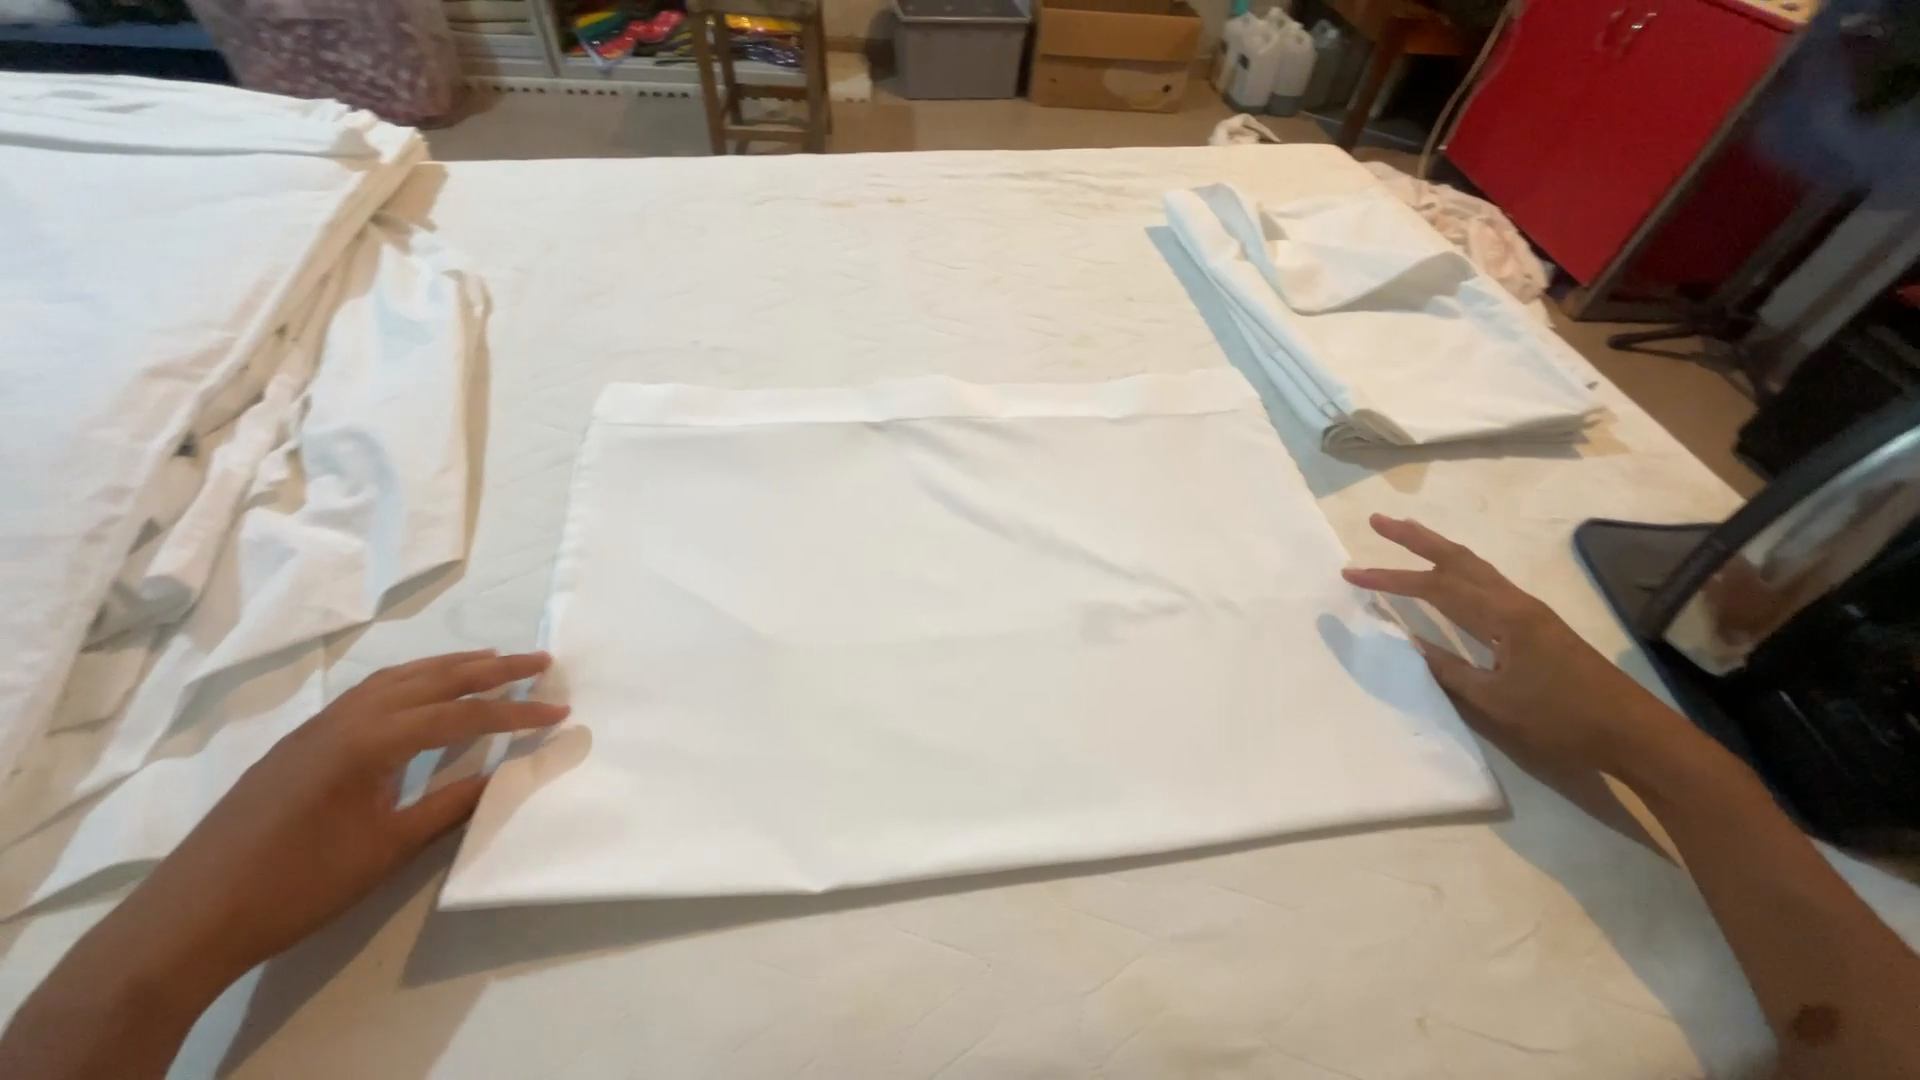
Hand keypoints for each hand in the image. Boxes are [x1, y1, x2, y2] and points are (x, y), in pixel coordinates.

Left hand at [107, 650, 568, 992]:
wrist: (188, 920)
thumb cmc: (298, 886)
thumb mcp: (387, 849)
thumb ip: (449, 804)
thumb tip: (502, 772)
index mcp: (370, 741)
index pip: (461, 715)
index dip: (516, 712)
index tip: (560, 711)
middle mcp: (347, 719)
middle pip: (433, 680)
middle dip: (492, 667)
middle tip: (541, 659)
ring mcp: (319, 727)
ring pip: (398, 678)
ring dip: (450, 666)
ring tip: (492, 660)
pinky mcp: (302, 743)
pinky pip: (371, 693)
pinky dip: (412, 680)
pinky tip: (423, 691)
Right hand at [1341, 514, 1682, 778]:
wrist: (1634, 733)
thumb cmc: (1562, 719)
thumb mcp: (1495, 702)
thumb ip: (1449, 670)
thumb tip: (1411, 645)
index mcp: (1503, 617)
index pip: (1435, 587)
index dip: (1390, 578)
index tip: (1351, 574)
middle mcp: (1515, 602)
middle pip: (1457, 559)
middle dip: (1415, 538)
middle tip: (1377, 520)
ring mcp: (1529, 611)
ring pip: (1475, 567)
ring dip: (1436, 549)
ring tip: (1404, 536)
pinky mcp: (1536, 624)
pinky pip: (1487, 583)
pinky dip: (1457, 570)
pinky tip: (1448, 578)